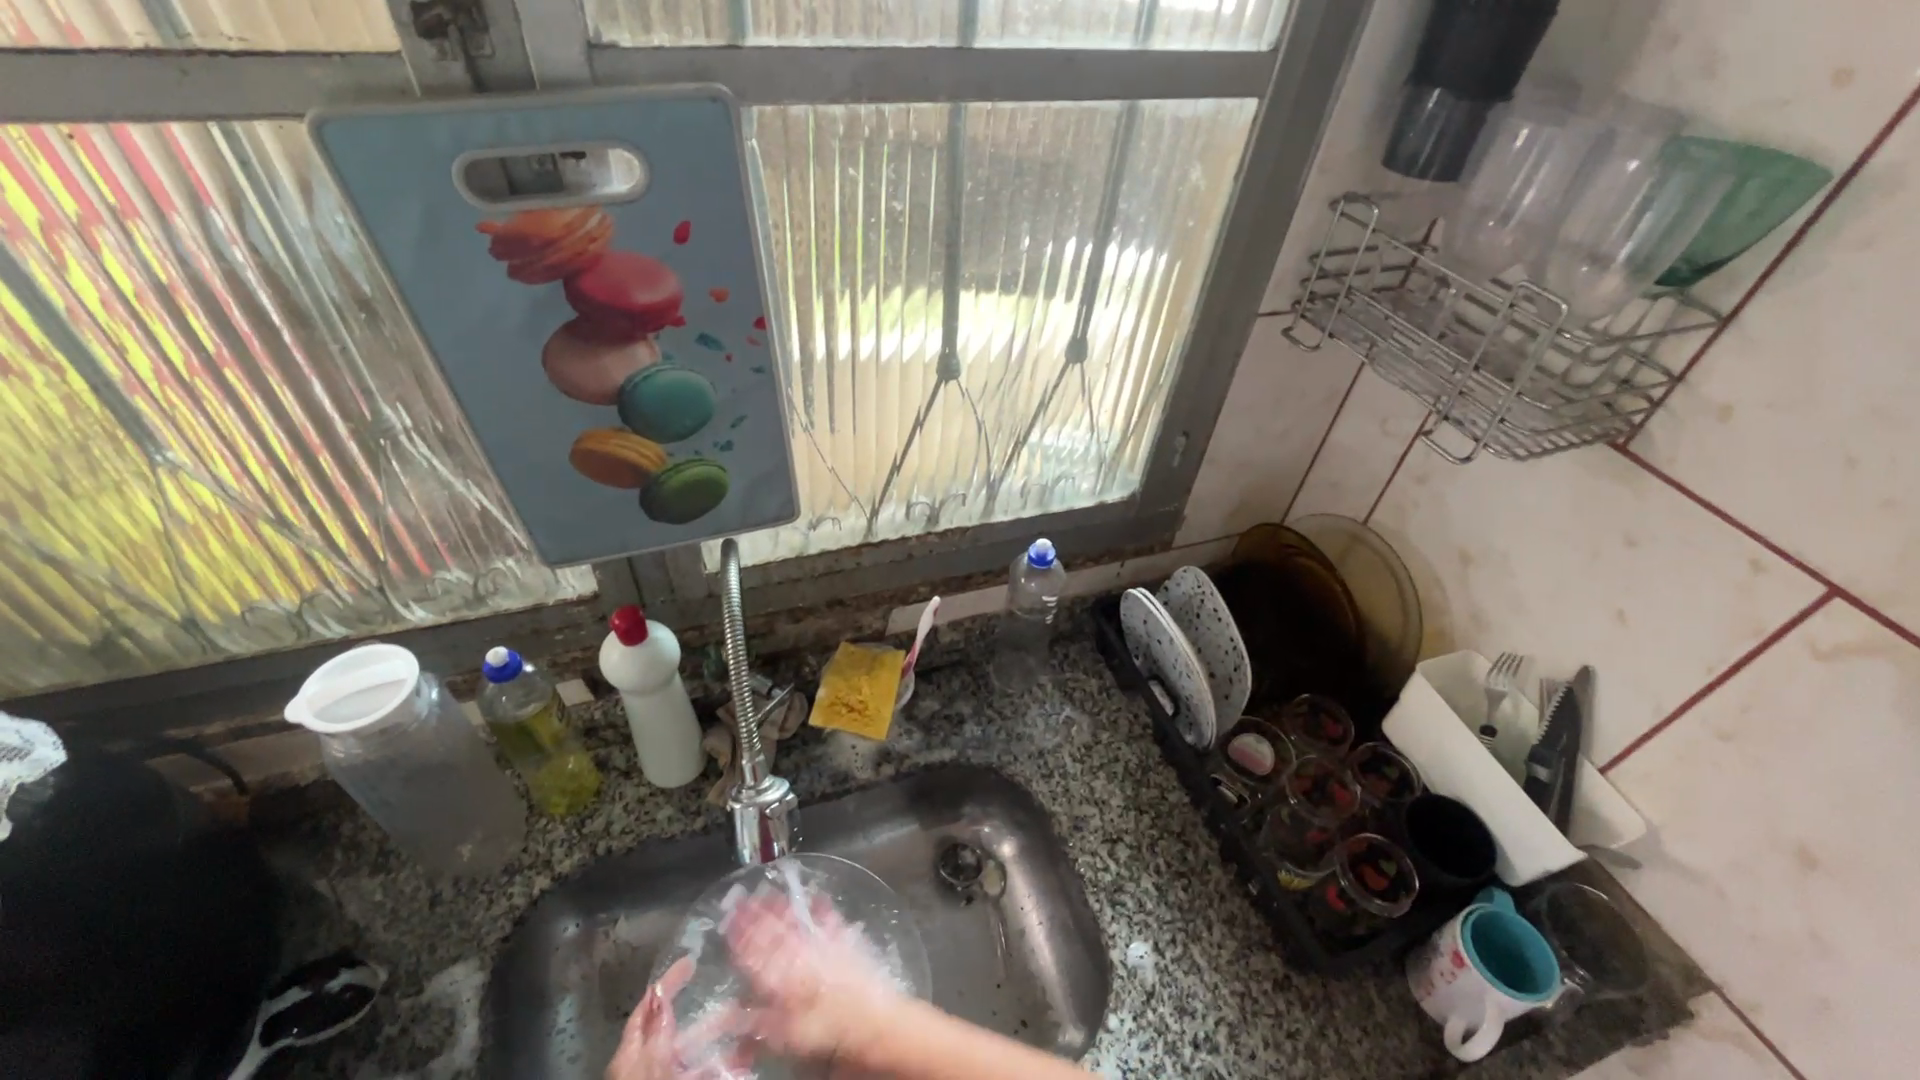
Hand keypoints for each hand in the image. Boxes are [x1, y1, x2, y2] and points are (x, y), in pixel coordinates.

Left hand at [605, 957, 751, 1079]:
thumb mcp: (650, 1068)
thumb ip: (657, 1034)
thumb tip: (659, 993)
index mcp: (632, 1055)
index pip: (649, 1008)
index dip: (667, 983)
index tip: (692, 960)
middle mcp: (647, 1067)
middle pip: (676, 1032)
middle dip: (708, 1016)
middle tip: (738, 1000)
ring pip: (694, 1058)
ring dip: (721, 1046)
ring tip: (752, 1035)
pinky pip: (702, 1074)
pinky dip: (723, 1069)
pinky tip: (746, 1065)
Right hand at [722, 890, 908, 1062]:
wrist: (869, 1019)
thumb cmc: (824, 1030)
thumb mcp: (783, 1034)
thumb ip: (753, 1022)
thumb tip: (725, 1017)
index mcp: (778, 977)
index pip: (753, 953)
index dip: (739, 936)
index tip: (729, 920)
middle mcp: (798, 955)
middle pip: (772, 932)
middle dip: (755, 915)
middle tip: (742, 898)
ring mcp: (822, 944)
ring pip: (796, 921)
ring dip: (781, 906)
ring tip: (770, 892)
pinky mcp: (844, 941)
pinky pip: (830, 920)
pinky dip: (822, 908)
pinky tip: (818, 896)